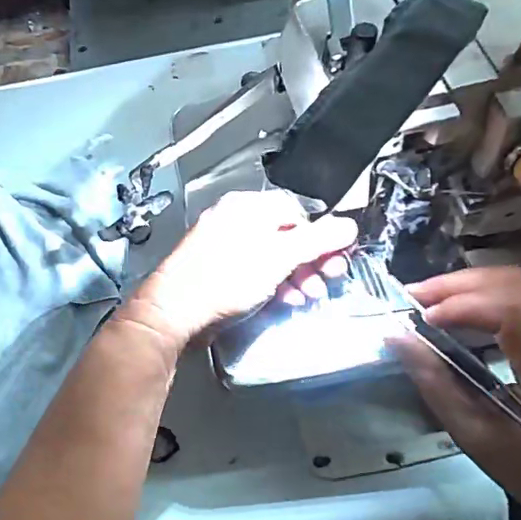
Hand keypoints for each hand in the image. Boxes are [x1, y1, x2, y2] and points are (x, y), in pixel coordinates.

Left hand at [123, 190, 357, 348]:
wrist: (173, 312)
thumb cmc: (222, 279)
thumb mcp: (280, 256)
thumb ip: (317, 240)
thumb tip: (347, 226)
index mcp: (246, 207)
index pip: (296, 211)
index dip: (320, 234)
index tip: (336, 255)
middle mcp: (233, 221)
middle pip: (285, 235)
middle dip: (311, 260)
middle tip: (327, 278)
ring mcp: (222, 247)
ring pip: (270, 256)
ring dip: (295, 276)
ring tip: (307, 296)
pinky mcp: (216, 272)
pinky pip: (252, 272)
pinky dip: (272, 284)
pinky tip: (283, 300)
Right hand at [388, 267, 520, 519]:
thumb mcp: (477, 435)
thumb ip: (435, 381)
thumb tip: (396, 335)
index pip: (514, 310)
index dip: (462, 303)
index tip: (419, 317)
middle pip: (518, 286)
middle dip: (458, 285)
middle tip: (412, 297)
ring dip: (473, 287)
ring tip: (430, 300)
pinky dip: (492, 298)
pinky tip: (464, 311)